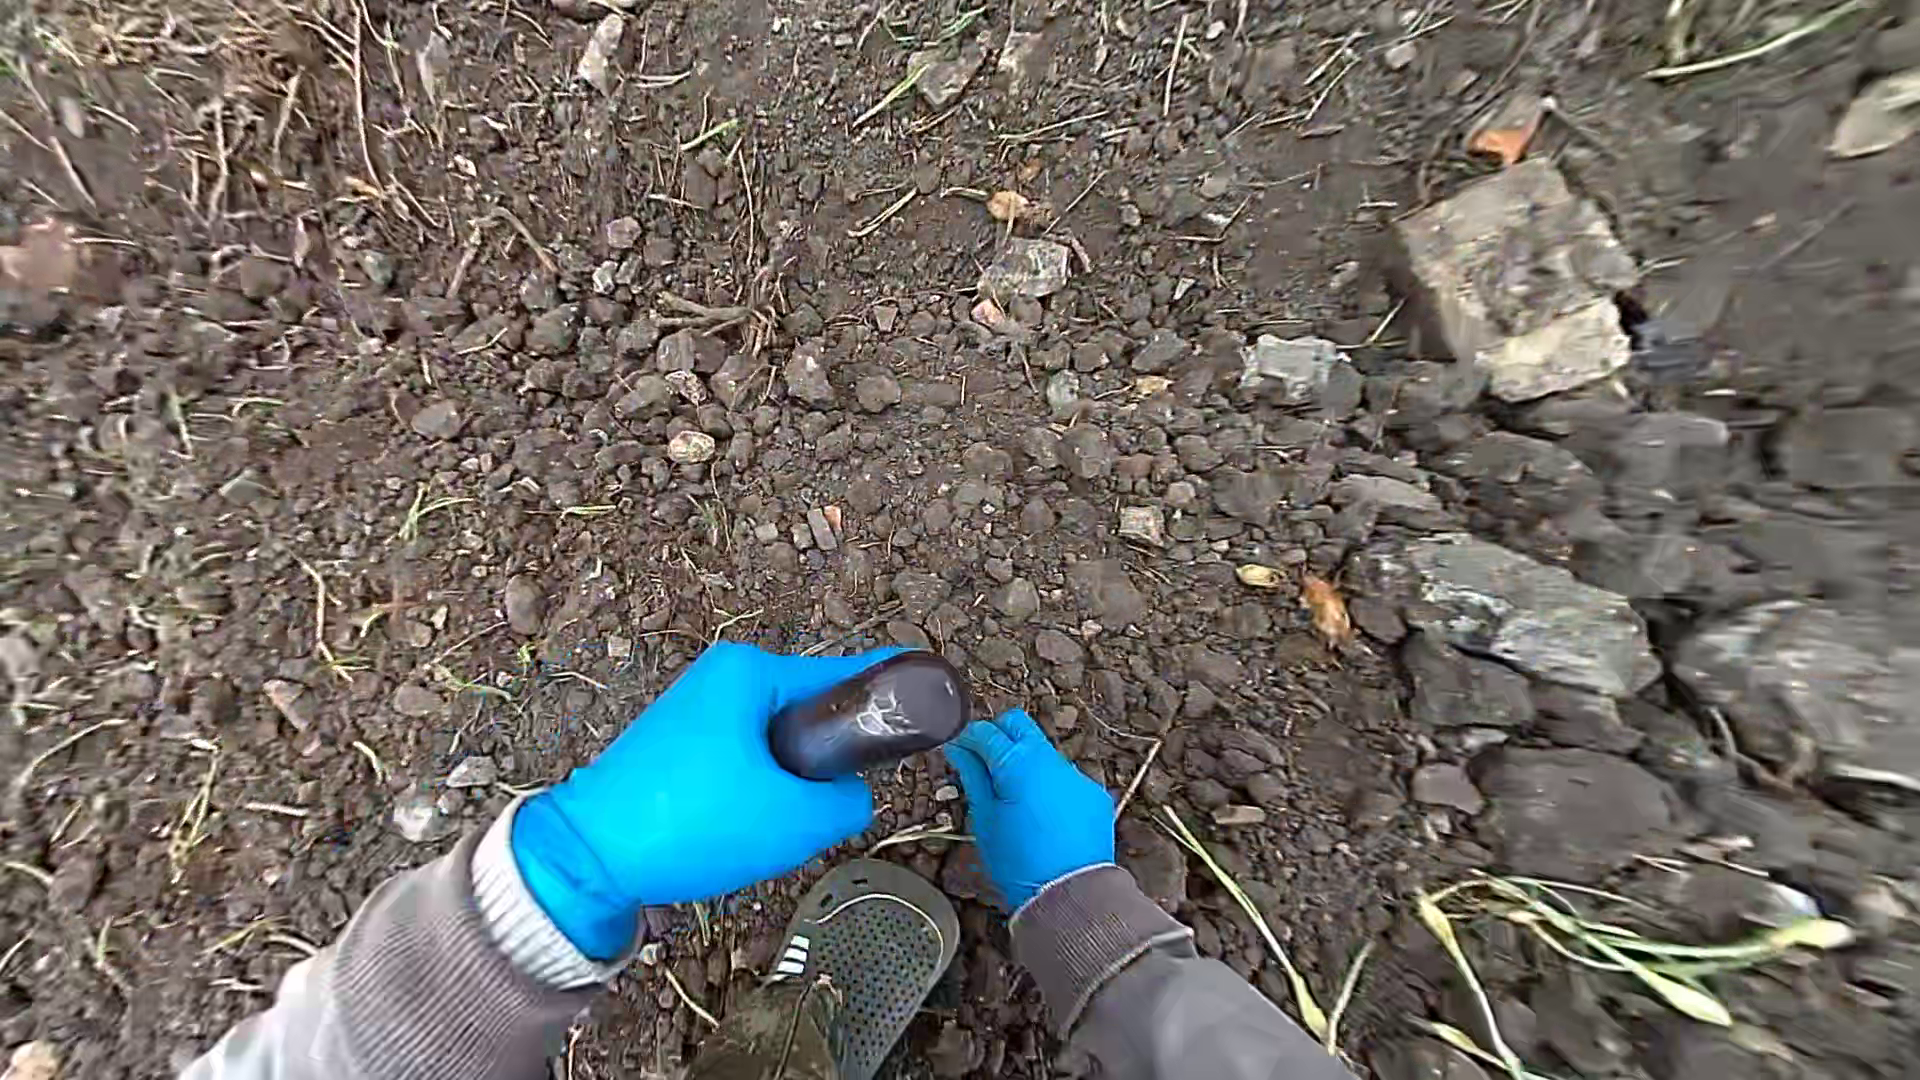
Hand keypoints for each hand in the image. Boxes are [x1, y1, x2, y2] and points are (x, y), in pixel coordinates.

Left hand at [512, 643, 899, 957]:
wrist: (585, 860)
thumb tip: (854, 796)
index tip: (922, 694)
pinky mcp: (682, 737)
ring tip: (801, 808)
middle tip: (850, 785)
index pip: (840, 674)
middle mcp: (724, 675)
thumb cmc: (695, 821)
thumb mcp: (792, 820)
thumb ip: (847, 803)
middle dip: (833, 746)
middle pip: (809, 707)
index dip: (885, 687)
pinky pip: (747, 747)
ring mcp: (699, 704)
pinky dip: (765, 774)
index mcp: (750, 672)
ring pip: (777, 733)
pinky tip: (762, 812)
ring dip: (796, 767)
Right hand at [944, 709, 1114, 911]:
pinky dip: (1048, 783)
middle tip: (984, 763)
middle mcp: (1050, 759)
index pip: (986, 731)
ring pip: (1042, 749)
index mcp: (1018, 763)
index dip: (968, 738)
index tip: (960, 749)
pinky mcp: (1092, 792)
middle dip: (998, 735)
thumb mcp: (985, 820)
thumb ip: (973, 776)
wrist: (1072, 899)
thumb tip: (958, 749)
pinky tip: (1041, 813)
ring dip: (1024, 760)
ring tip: (1013, 795)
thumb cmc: (1020, 864)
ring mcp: (1075, 774)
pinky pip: (1064, 775)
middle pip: (1018, 724)